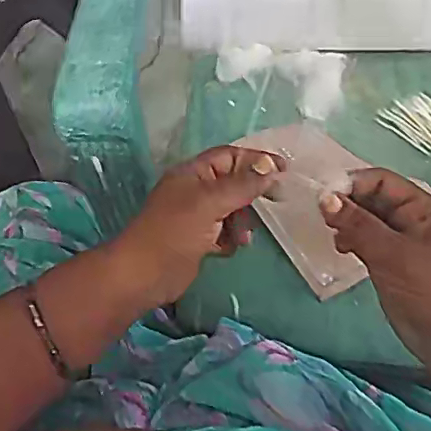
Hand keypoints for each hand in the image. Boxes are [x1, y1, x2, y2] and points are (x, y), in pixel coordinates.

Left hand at [111, 145, 286, 304]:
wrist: (145, 273)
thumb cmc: (174, 231)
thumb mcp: (210, 202)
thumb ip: (241, 184)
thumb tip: (270, 167)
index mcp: (192, 172)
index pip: (229, 156)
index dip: (256, 159)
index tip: (285, 170)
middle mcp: (194, 190)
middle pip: (233, 182)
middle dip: (251, 194)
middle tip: (276, 201)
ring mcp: (196, 215)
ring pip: (232, 209)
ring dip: (242, 221)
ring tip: (240, 238)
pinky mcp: (198, 239)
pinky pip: (224, 231)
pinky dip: (229, 238)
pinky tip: (226, 249)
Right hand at [319, 168, 430, 368]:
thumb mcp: (391, 254)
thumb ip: (357, 223)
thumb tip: (325, 197)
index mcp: (426, 211)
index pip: (382, 181)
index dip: (351, 184)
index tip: (322, 198)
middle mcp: (419, 223)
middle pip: (376, 200)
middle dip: (348, 205)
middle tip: (324, 221)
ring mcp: (411, 247)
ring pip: (373, 224)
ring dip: (350, 225)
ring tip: (336, 240)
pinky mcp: (402, 269)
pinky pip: (375, 245)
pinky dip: (357, 243)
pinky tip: (346, 253)